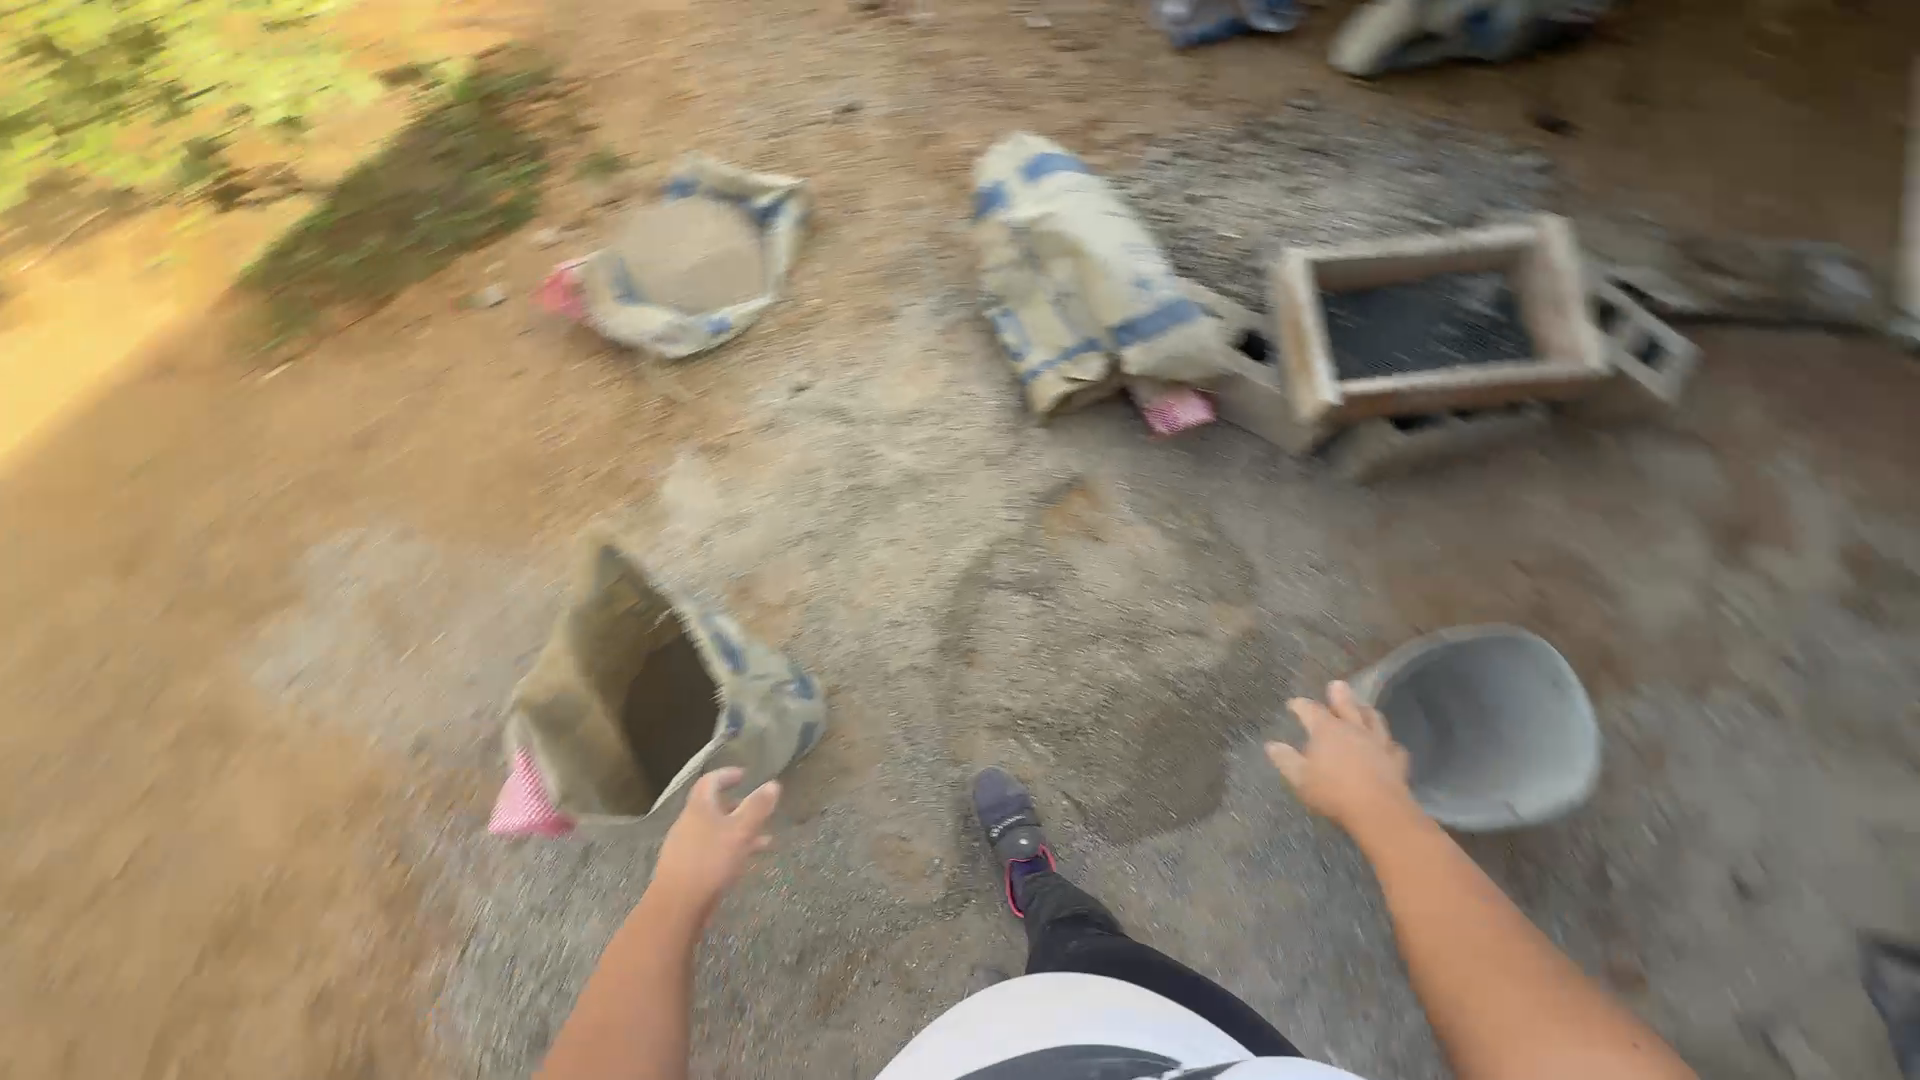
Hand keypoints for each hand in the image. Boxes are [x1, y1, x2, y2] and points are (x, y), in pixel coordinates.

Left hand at [649, 767, 780, 922]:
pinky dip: (729, 849)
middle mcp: (688, 823)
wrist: (677, 906)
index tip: (744, 775)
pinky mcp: (686, 869)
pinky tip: (744, 862)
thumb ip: (757, 807)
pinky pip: (711, 850)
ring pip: (714, 831)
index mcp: (699, 808)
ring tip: (762, 839)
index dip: (727, 775)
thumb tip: (773, 784)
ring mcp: (684, 847)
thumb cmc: (710, 861)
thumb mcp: (741, 831)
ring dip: (737, 831)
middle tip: (755, 808)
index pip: (710, 781)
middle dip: (736, 806)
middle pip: (712, 807)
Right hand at [1267, 680, 1418, 834]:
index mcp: (1327, 730)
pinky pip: (1394, 747)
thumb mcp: (1299, 777)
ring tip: (1364, 706)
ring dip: (1367, 711)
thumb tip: (1271, 745)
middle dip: (1339, 695)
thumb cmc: (1332, 791)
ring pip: (1374, 720)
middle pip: (1346, 706)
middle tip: (1337, 685)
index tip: (1293, 704)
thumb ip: (1285, 759)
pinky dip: (1389, 744)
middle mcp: (1353, 730)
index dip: (1300, 705)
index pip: (1310, 710)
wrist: (1378, 810)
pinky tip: (1389, 745)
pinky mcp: (1396, 760)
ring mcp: (1377, 743)